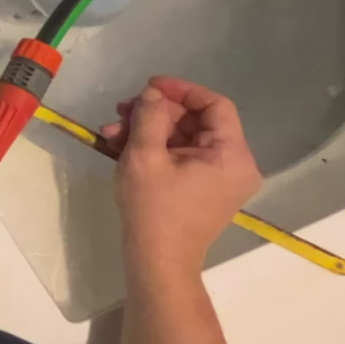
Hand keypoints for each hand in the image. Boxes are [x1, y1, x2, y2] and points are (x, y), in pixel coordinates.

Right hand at [101, 76, 261, 276]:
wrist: (158, 257)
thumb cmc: (154, 205)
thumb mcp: (145, 155)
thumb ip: (149, 117)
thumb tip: (153, 94)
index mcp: (231, 155)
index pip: (215, 106)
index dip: (181, 90)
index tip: (148, 86)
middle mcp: (234, 164)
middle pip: (194, 120)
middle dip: (154, 112)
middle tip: (120, 111)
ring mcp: (218, 177)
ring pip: (182, 136)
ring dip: (146, 129)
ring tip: (111, 132)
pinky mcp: (202, 186)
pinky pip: (179, 154)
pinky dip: (152, 147)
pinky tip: (119, 147)